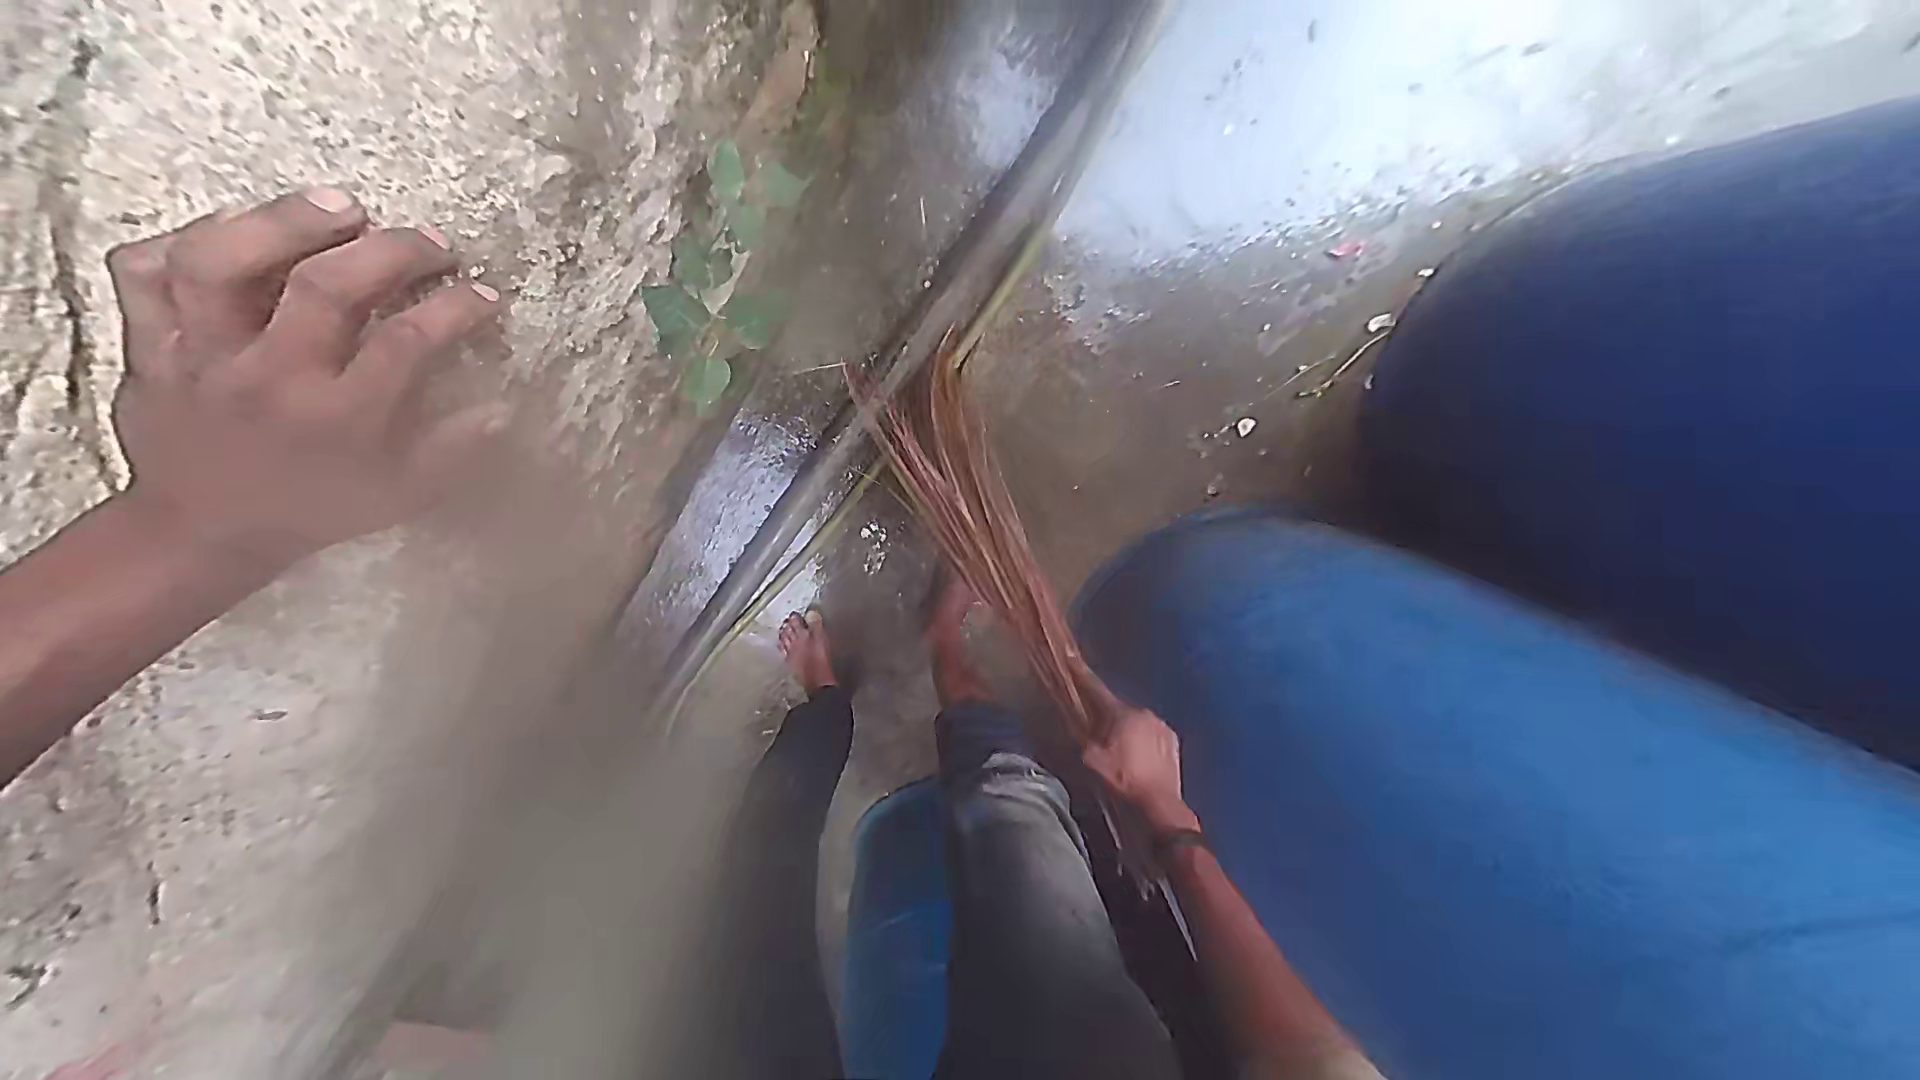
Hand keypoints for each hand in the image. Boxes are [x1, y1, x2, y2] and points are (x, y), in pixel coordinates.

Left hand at [105, 187, 507, 568]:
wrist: (208, 528)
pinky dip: (189, 239)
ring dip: (286, 222)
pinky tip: (242, 233)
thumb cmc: (324, 507)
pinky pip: (146, 272)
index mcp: (342, 416)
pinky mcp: (151, 344)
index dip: (454, 309)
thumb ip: (456, 449)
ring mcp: (203, 355)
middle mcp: (273, 377)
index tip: (484, 292)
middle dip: (391, 253)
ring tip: (339, 205)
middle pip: (328, 289)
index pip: (408, 343)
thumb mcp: (407, 492)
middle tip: (431, 241)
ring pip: (225, 263)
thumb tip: (503, 408)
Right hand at [1083, 684, 1201, 835]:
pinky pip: (1151, 734)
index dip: (1082, 676)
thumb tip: (1079, 728)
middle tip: (1099, 735)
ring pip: (1136, 722)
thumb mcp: (1092, 760)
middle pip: (1118, 708)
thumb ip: (1082, 738)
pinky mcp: (1173, 742)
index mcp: (1122, 713)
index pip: (1097, 689)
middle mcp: (1144, 713)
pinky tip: (1139, 758)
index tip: (1072, 661)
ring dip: (1127, 730)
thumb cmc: (1123, 780)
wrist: (1159, 805)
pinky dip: (1143, 741)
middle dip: (1107, 717)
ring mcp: (1162, 727)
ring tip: (1121, 751)